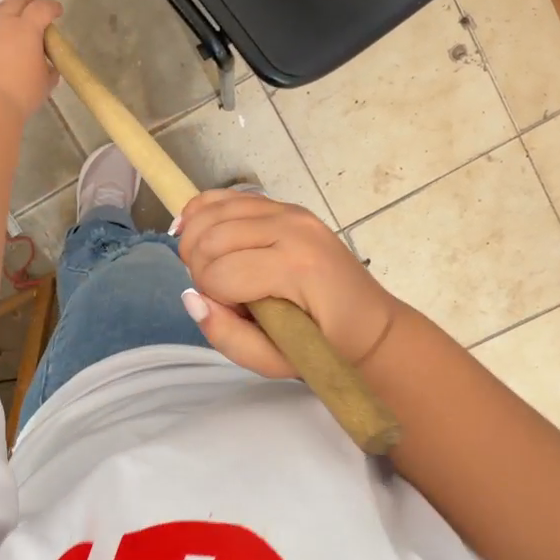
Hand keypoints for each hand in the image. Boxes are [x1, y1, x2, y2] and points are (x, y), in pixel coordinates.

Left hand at [0, 0, 59, 120]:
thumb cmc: (20, 94)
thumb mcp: (44, 83)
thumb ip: (48, 70)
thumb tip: (48, 67)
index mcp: (28, 29)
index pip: (42, 9)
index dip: (51, 7)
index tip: (57, 10)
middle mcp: (5, 24)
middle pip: (17, 1)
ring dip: (2, 3)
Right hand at [176, 190, 400, 377]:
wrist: (369, 323)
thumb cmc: (325, 347)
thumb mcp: (275, 362)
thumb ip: (228, 337)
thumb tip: (190, 299)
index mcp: (296, 268)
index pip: (219, 274)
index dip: (214, 299)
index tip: (236, 313)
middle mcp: (292, 228)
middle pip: (210, 239)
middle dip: (200, 271)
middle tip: (221, 293)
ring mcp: (288, 210)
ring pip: (210, 214)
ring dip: (196, 243)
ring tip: (209, 268)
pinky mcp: (282, 204)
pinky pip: (223, 197)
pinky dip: (200, 213)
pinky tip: (193, 232)